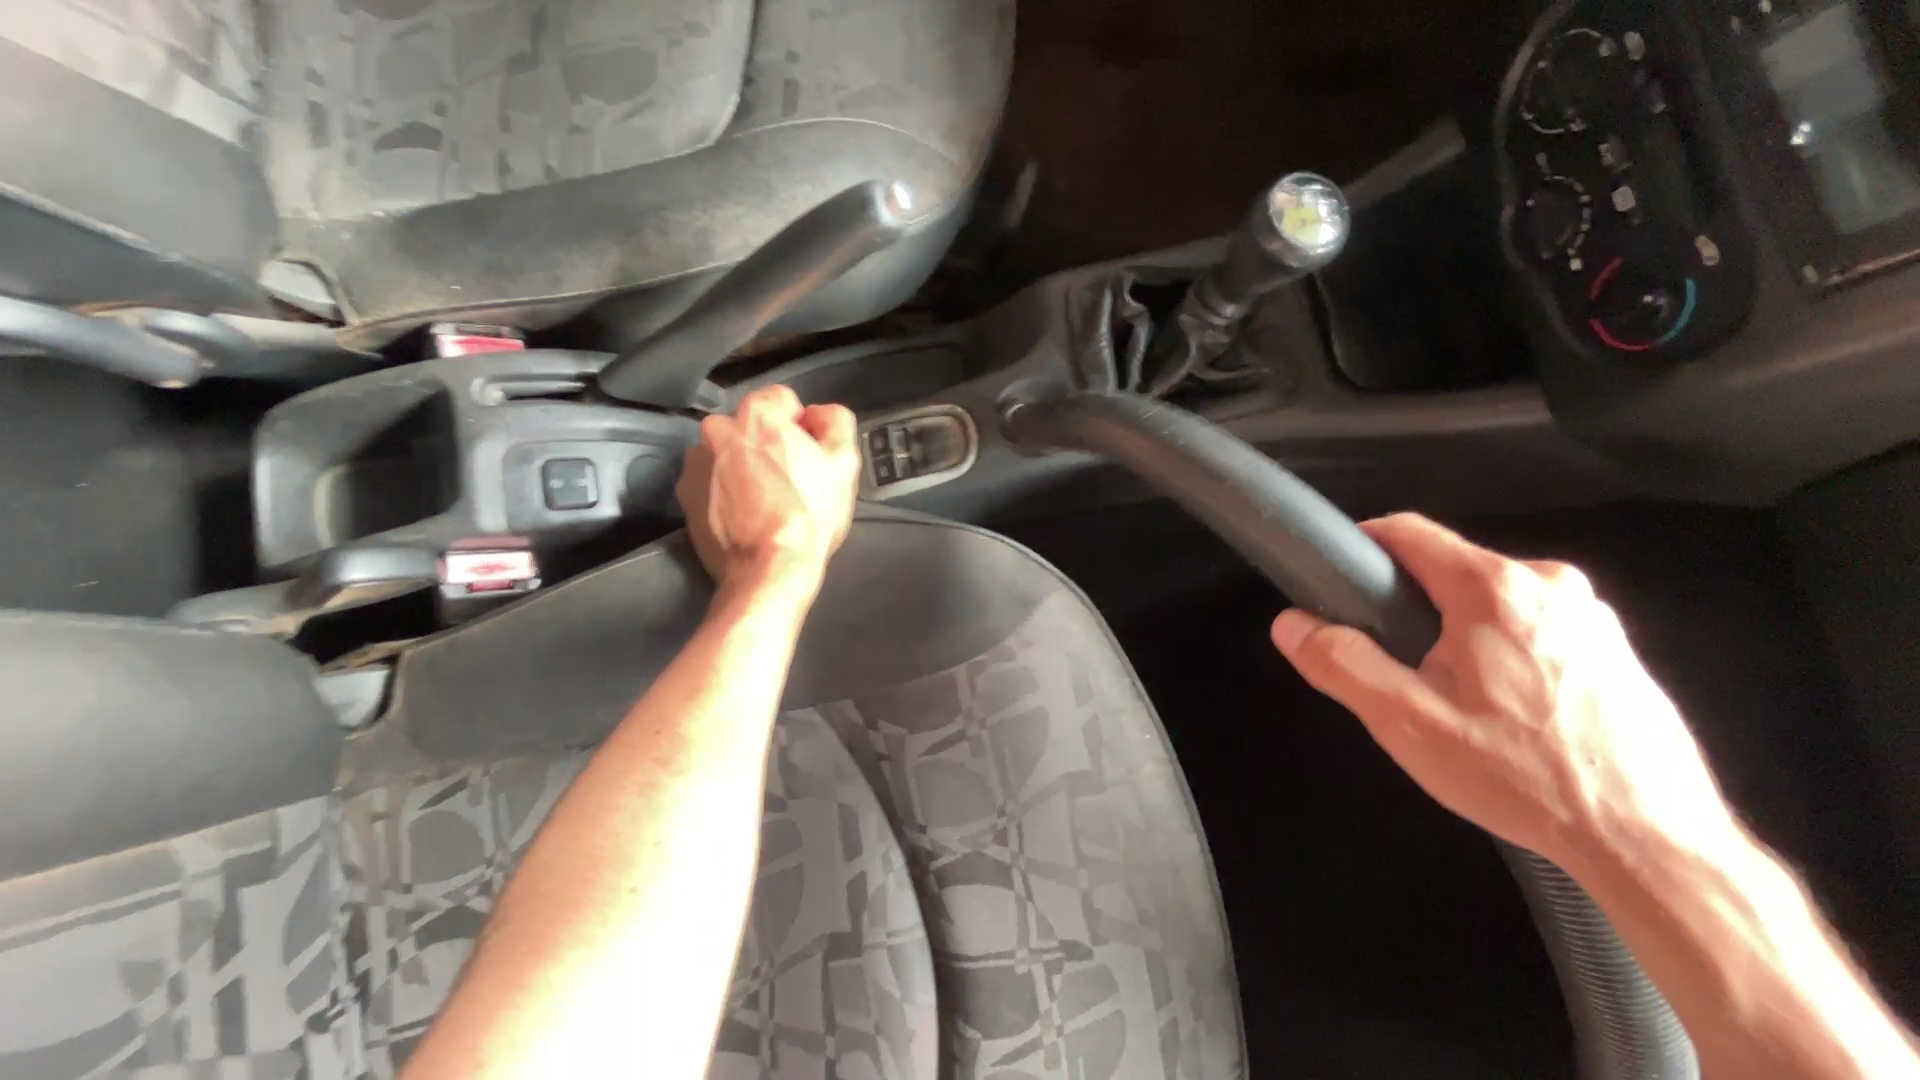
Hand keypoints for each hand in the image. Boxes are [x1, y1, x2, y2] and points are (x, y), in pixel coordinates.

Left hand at [675, 385, 860, 588]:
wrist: (769, 568)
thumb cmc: (809, 514)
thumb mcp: (844, 461)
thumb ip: (835, 420)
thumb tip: (817, 415)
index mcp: (757, 414)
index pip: (782, 400)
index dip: (800, 426)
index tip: (807, 454)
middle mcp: (718, 429)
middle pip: (749, 427)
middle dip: (766, 445)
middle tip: (787, 480)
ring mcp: (696, 463)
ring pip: (726, 454)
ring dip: (742, 467)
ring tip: (764, 501)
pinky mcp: (684, 495)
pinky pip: (709, 482)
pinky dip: (723, 492)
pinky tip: (745, 515)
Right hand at [1270, 513, 1737, 872]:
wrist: (1651, 842)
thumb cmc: (1519, 774)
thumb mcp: (1406, 722)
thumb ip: (1340, 662)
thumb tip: (1291, 623)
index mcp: (1494, 588)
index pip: (1409, 532)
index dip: (1363, 545)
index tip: (1338, 578)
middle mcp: (1551, 584)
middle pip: (1453, 568)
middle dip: (1413, 603)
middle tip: (1394, 664)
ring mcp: (1594, 616)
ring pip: (1497, 601)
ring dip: (1461, 631)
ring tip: (1452, 699)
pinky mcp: (1621, 651)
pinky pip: (1539, 630)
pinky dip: (1508, 653)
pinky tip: (1510, 715)